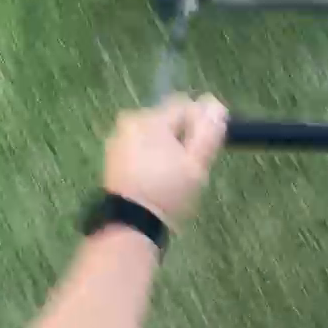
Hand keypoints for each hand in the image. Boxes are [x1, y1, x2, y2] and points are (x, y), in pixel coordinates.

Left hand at [103, 95, 228, 225]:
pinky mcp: (112, 156)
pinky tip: (156, 177)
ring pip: (153, 133)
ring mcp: (118, 139)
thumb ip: (208, 131)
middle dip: (181, 136)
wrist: (131, 223)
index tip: (204, 150)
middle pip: (167, 119)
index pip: (185, 106)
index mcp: (151, 119)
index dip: (200, 125)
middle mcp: (130, 122)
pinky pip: (139, 146)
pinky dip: (150, 155)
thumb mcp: (196, 164)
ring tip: (172, 175)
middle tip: (189, 166)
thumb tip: (215, 104)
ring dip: (166, 146)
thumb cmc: (168, 192)